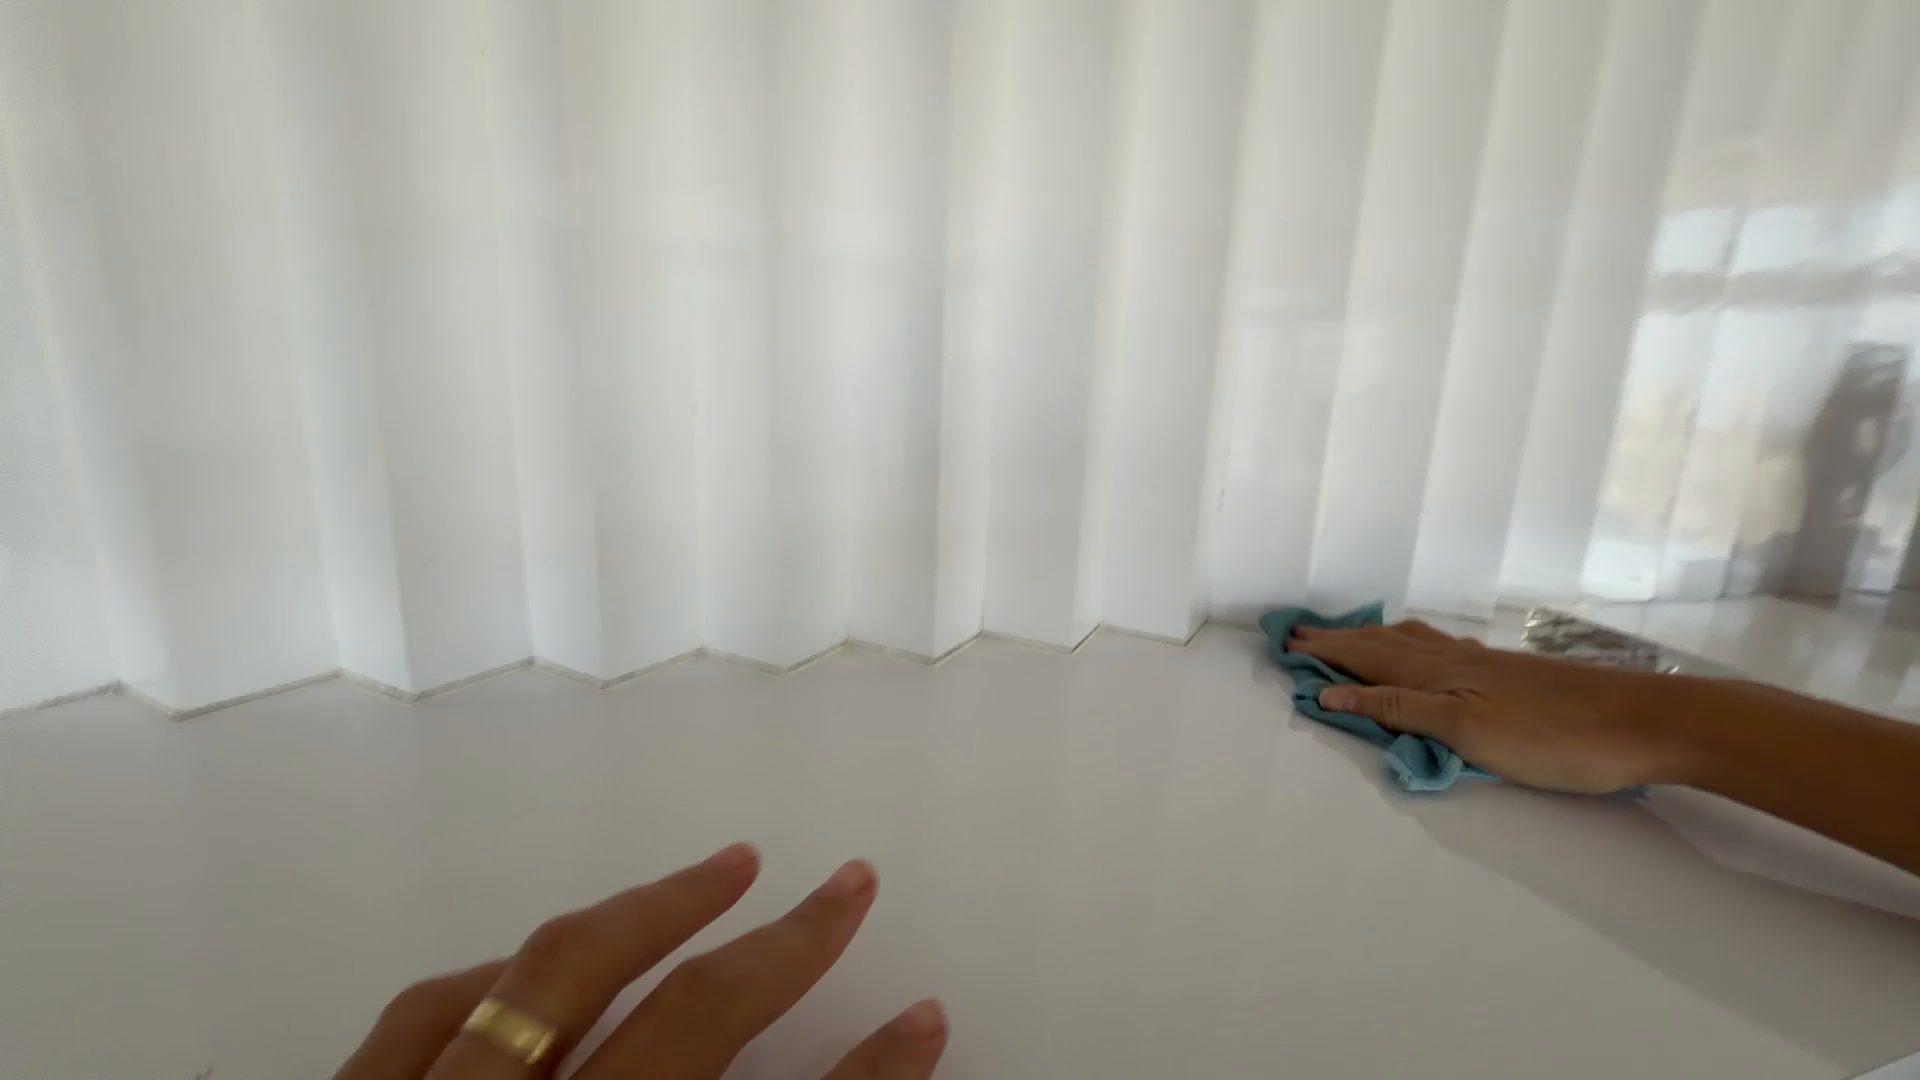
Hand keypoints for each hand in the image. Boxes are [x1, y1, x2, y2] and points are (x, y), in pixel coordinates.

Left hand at [334, 845, 945, 1079]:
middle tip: (848, 884)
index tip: (928, 1019)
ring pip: (557, 977)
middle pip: (690, 1027)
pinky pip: (427, 1018)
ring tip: (729, 863)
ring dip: (659, 909)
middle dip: (788, 948)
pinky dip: (504, 975)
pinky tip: (548, 956)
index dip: (874, 1076)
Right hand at [1287, 620, 1676, 794]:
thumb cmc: (1550, 736)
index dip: (1323, 653)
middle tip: (1300, 633)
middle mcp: (1449, 658)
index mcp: (1433, 673)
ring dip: (1371, 636)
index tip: (1286, 645)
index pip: (1363, 658)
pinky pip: (1437, 647)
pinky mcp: (1505, 671)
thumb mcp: (1464, 730)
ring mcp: (1479, 662)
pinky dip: (1411, 642)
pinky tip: (1423, 646)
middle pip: (1380, 642)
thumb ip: (1396, 708)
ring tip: (1349, 632)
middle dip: (1337, 638)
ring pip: (1409, 641)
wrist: (1648, 722)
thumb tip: (1331, 692)